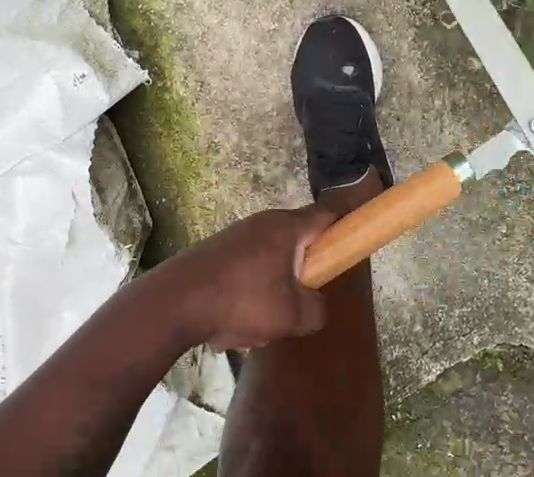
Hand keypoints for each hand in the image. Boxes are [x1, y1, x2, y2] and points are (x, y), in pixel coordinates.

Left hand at [160, 205, 336, 350]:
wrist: (176, 301)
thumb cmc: (242, 301)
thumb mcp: (292, 317)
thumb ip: (315, 310)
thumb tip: (315, 305)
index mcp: (288, 227)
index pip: (328, 212)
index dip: (347, 218)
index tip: (358, 228)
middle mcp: (264, 222)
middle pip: (299, 239)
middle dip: (305, 269)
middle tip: (303, 298)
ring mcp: (238, 234)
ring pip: (271, 259)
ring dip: (273, 287)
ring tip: (261, 321)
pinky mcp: (217, 250)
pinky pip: (247, 269)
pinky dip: (249, 292)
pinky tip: (234, 322)